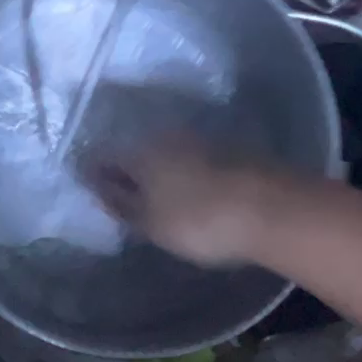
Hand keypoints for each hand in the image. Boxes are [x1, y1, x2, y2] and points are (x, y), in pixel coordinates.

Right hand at [90, 135, 274, 267]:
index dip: (94, 172)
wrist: (273, 208)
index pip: (104, 157)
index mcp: (138, 153)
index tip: (88, 184)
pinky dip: (185, 173)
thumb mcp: (151, 223)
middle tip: (123, 191)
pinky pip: (193, 160)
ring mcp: (200, 141)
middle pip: (136, 152)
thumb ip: (120, 203)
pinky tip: (191, 190)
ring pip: (166, 153)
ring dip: (159, 170)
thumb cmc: (199, 220)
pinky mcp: (229, 151)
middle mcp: (164, 138)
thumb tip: (95, 183)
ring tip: (158, 194)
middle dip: (128, 169)